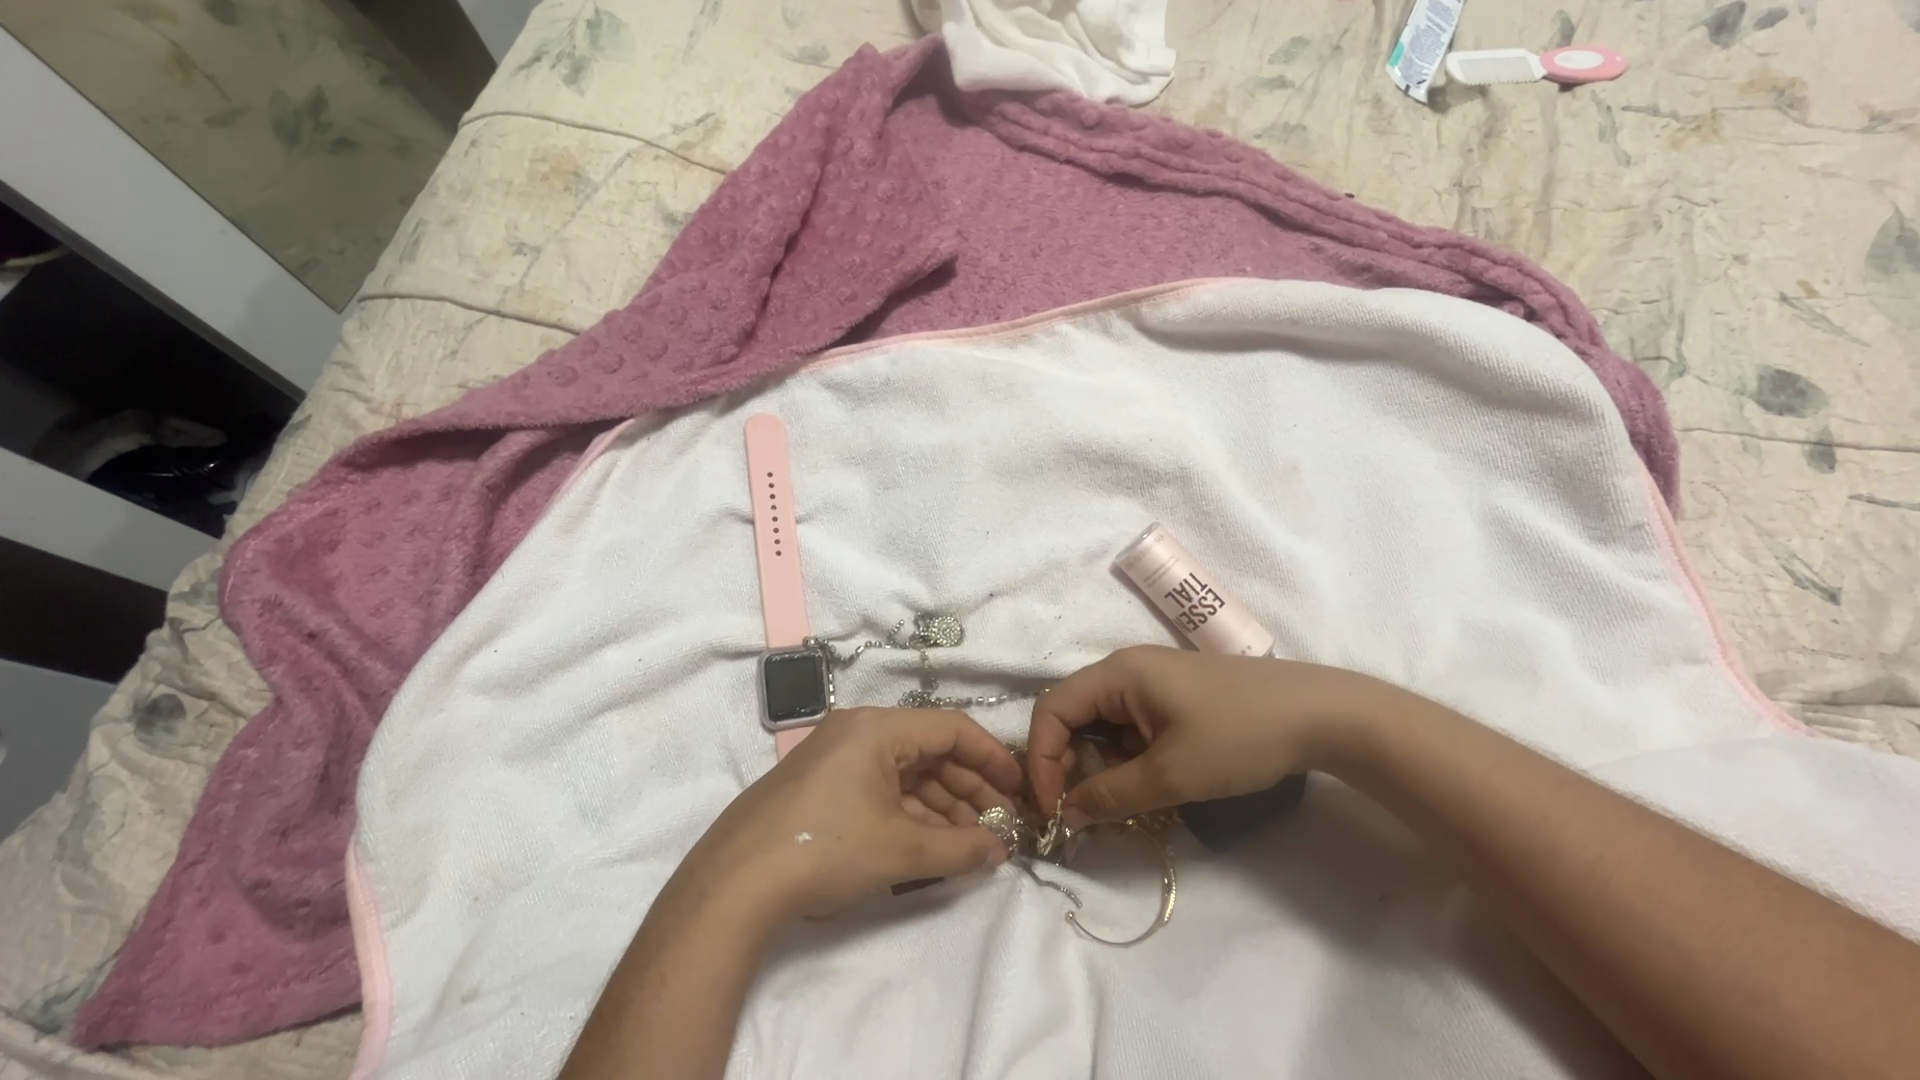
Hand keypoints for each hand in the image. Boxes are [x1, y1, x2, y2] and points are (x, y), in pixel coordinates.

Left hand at [680, 708, 1021, 922]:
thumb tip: (1000, 851)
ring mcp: (835, 758)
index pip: (951, 728)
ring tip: (972, 840)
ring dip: (942, 804)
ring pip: (905, 772)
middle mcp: (856, 732)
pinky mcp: (821, 786)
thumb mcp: (901, 850)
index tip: (1018, 790)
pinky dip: (910, 811)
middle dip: (969, 788)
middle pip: (929, 750)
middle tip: (1000, 824)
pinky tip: (932, 841)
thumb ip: (960, 848)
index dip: (991, 758)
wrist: (735, 883)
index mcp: (876, 729)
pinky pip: (880, 788)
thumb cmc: (826, 850)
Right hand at [1026, 646, 1405, 823]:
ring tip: (1127, 802)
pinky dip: (1130, 758)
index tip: (1052, 808)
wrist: (1322, 715)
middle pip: (1074, 716)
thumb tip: (1068, 814)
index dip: (1041, 760)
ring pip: (1104, 726)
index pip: (1052, 710)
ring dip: (1104, 765)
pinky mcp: (1177, 698)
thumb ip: (1110, 796)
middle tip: (1083, 811)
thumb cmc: (1239, 737)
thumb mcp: (1171, 776)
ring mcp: (1154, 682)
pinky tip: (1155, 783)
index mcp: (1118, 673)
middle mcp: (1127, 669)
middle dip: (1070, 765)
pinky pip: (1132, 727)